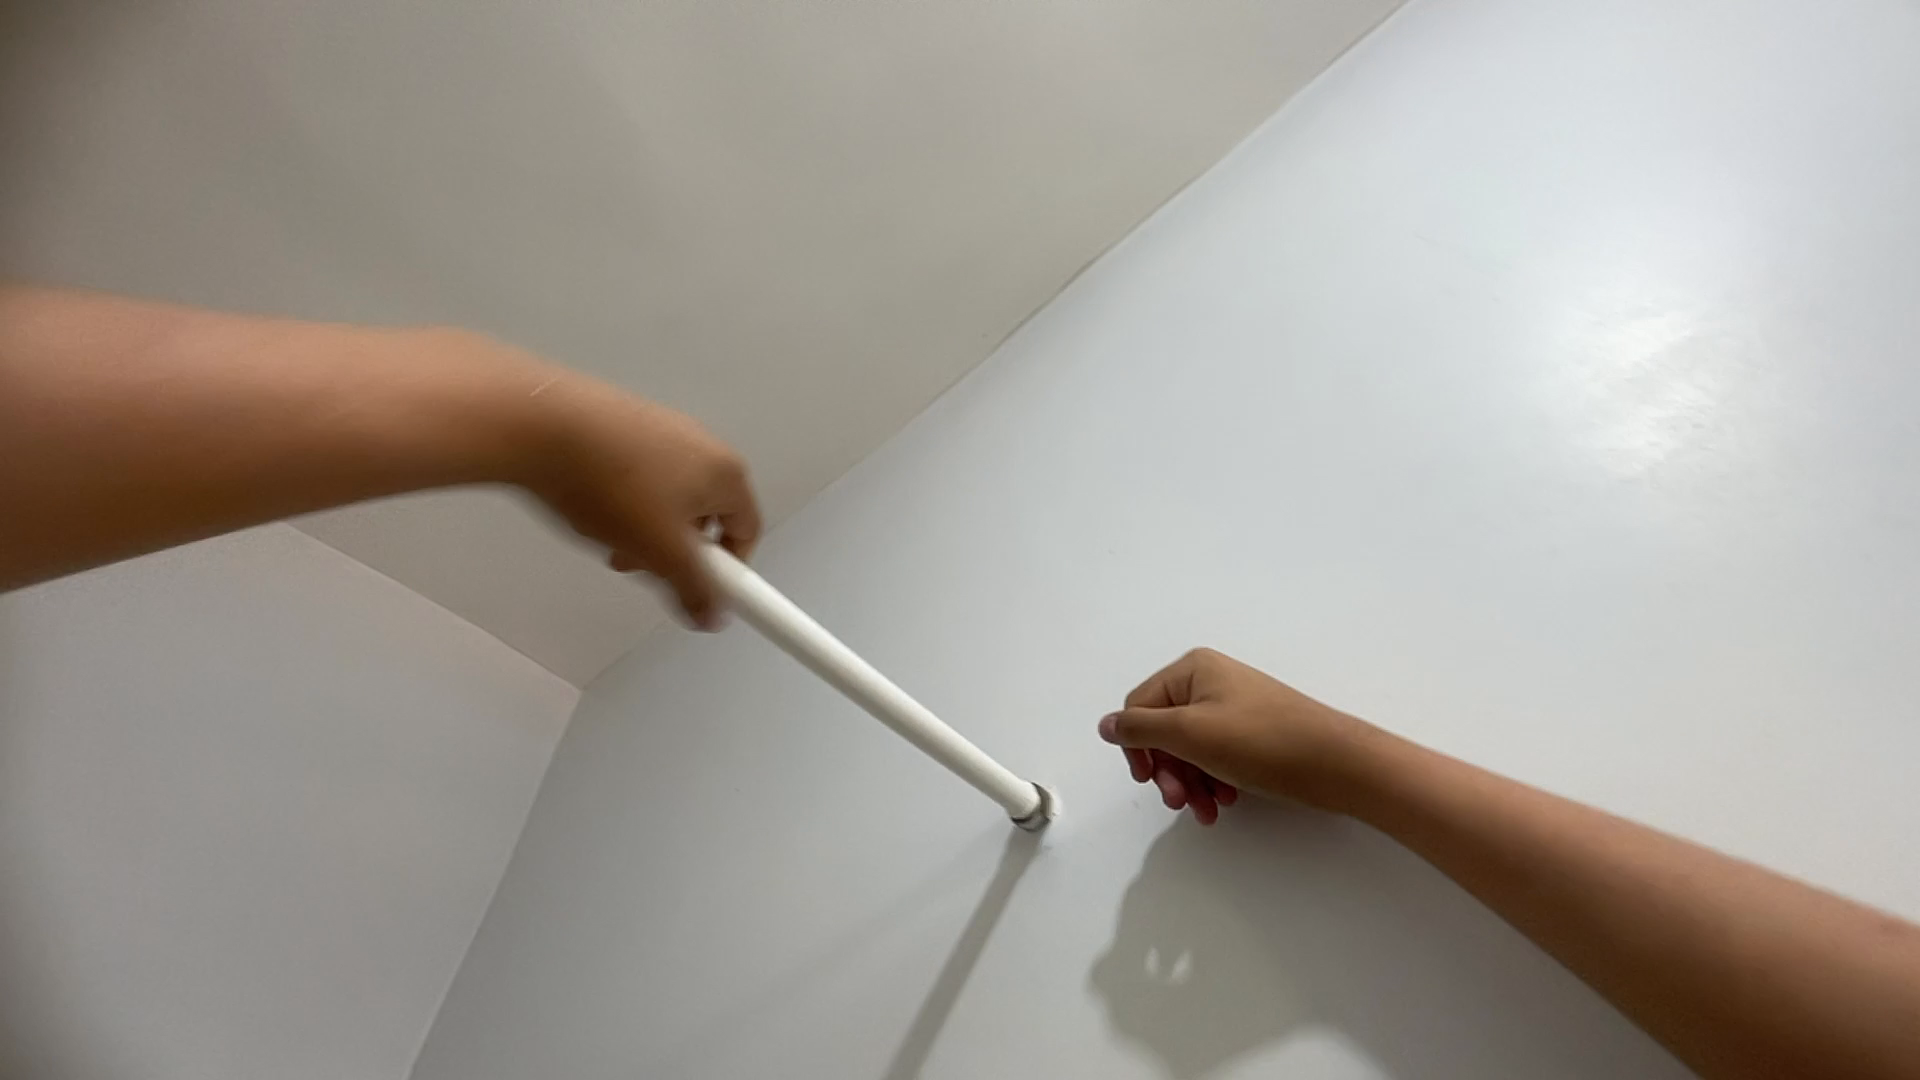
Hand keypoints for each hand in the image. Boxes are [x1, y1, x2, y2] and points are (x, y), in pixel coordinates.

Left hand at [511, 366, 759, 628]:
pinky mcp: (628, 420)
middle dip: (679, 550)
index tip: (702, 591)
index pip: (748, 532)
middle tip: (644, 566)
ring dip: (649, 527)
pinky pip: (642, 472)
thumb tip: (712, 616)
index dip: (729, 570)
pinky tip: (592, 503)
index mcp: (727, 473)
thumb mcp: (660, 552)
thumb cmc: (611, 484)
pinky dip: (627, 497)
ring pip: (672, 496)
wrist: (536, 423)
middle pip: (708, 516)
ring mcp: (666, 428)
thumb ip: (694, 589)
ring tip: (609, 536)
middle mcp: (705, 445)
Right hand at [1098, 648, 1375, 823]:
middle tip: (1180, 802)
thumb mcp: (1190, 733)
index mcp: (1192, 669)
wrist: (1342, 764)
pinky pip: (1216, 753)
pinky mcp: (1254, 730)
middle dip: (1169, 770)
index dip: (1138, 747)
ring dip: (1190, 781)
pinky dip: (1213, 779)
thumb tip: (1104, 725)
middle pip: (1165, 729)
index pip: (1139, 707)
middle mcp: (1210, 680)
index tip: (1150, 782)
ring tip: (1206, 811)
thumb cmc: (1261, 742)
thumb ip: (1140, 729)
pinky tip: (1225, 802)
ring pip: (1190, 747)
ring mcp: (1234, 705)